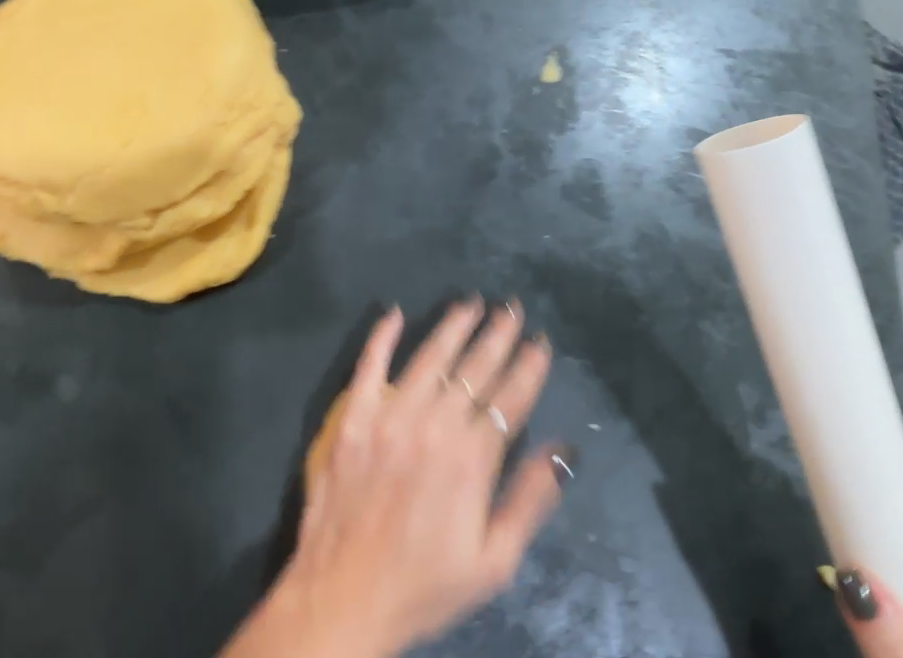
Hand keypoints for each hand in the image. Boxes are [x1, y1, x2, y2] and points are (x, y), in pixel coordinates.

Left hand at [222, 299, 572, 657]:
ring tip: (471, 303)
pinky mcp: (352, 420)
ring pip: (429, 357)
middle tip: (512, 308)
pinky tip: (394, 313)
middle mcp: (433, 425)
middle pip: (474, 368)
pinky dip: (382, 337)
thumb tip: (560, 449)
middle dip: (498, 335)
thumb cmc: (424, 585)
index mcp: (471, 458)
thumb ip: (530, 500)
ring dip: (453, 326)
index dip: (528, 367)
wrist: (342, 599)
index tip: (540, 341)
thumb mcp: (494, 562)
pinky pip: (368, 366)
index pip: (509, 398)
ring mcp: (388, 418)